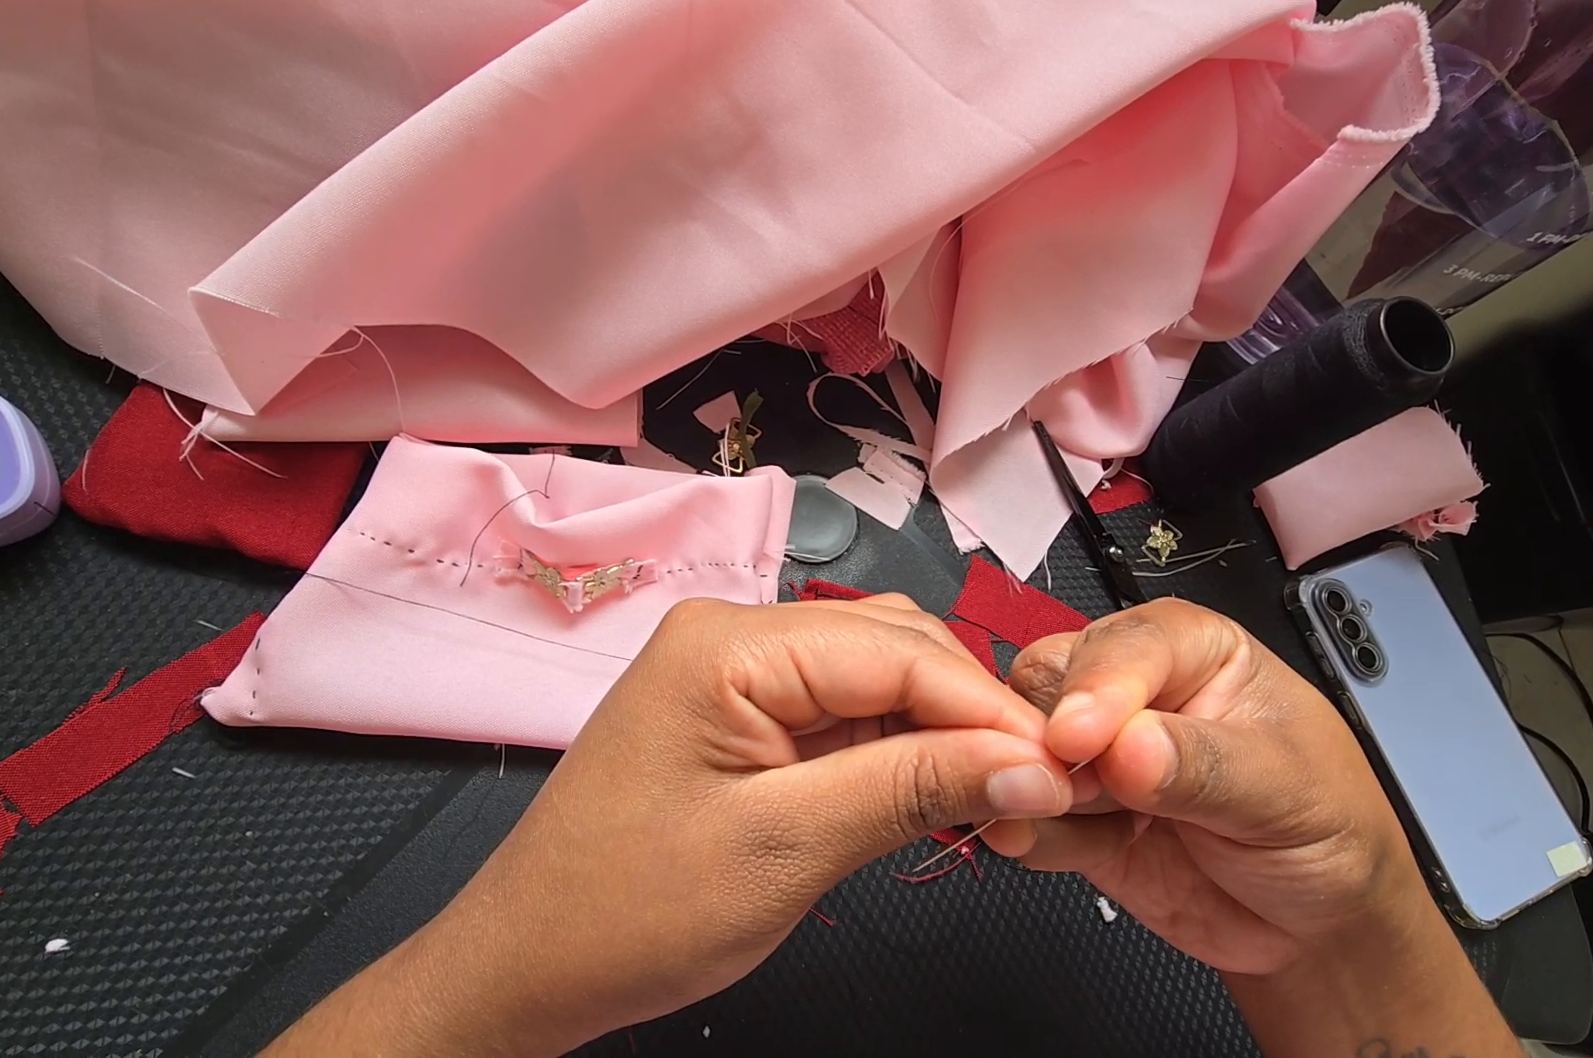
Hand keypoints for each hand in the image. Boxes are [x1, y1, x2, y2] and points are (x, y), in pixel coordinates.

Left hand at [268, 594, 1075, 1056]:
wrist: (529, 961)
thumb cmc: (632, 909)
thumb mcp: (787, 847)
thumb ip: (914, 788)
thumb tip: (1032, 764)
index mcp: (730, 642)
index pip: (894, 651)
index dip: (985, 706)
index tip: (1063, 764)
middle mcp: (737, 631)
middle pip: (890, 648)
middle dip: (967, 712)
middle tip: (1035, 785)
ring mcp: (740, 668)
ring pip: (875, 676)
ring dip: (939, 728)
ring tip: (994, 789)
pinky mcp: (746, 709)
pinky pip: (843, 708)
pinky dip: (896, 745)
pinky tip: (933, 783)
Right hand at [981, 598, 1427, 976]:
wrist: (1312, 928)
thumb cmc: (1326, 829)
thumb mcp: (1289, 791)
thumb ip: (1206, 766)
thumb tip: (1128, 744)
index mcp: (1190, 650)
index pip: (1125, 644)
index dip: (1096, 685)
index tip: (1078, 738)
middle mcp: (1130, 688)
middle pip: (1047, 678)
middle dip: (1047, 734)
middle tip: (1074, 786)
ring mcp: (1092, 747)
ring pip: (1016, 739)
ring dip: (1035, 787)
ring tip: (1092, 825)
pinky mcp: (1067, 804)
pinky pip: (1017, 806)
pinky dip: (1031, 831)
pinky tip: (1088, 850)